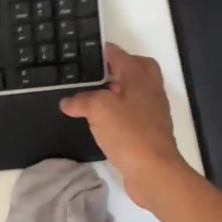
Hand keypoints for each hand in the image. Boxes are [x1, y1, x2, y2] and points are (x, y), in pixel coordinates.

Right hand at [59, 43, 193, 207]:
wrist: (154, 170)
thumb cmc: (128, 132)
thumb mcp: (98, 109)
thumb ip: (81, 101)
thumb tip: (68, 102)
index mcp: (139, 77)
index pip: (120, 55)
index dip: (104, 51)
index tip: (87, 51)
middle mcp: (150, 90)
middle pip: (137, 69)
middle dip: (119, 67)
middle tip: (96, 73)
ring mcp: (153, 111)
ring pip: (135, 92)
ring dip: (118, 91)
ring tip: (94, 96)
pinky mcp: (150, 131)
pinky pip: (134, 113)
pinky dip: (120, 112)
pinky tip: (103, 122)